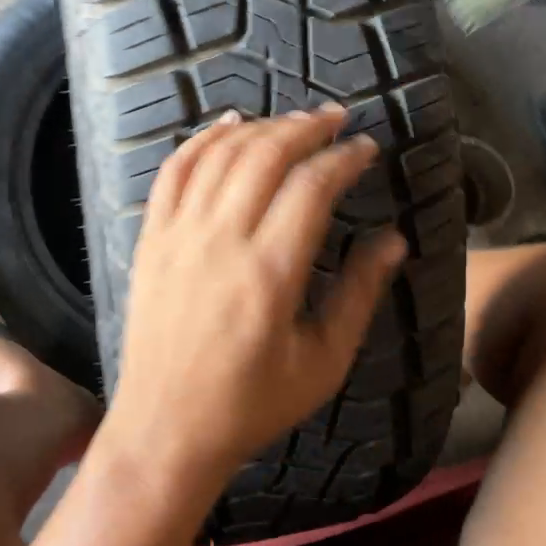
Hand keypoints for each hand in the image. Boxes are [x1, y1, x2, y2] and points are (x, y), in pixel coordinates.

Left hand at [102, 107, 405, 478]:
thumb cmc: (253, 402)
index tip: (365, 147)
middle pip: (265, 157)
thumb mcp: (323, 362)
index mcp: (270, 273)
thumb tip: (394, 239)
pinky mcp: (152, 237)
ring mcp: (179, 234)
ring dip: (261, 127)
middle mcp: (221, 241)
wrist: (167, 427)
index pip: (311, 188)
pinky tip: (227, 124)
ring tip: (293, 120)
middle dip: (306, 128)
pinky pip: (174, 171)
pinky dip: (201, 139)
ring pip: (220, 155)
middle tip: (336, 118)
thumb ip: (359, 294)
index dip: (343, 158)